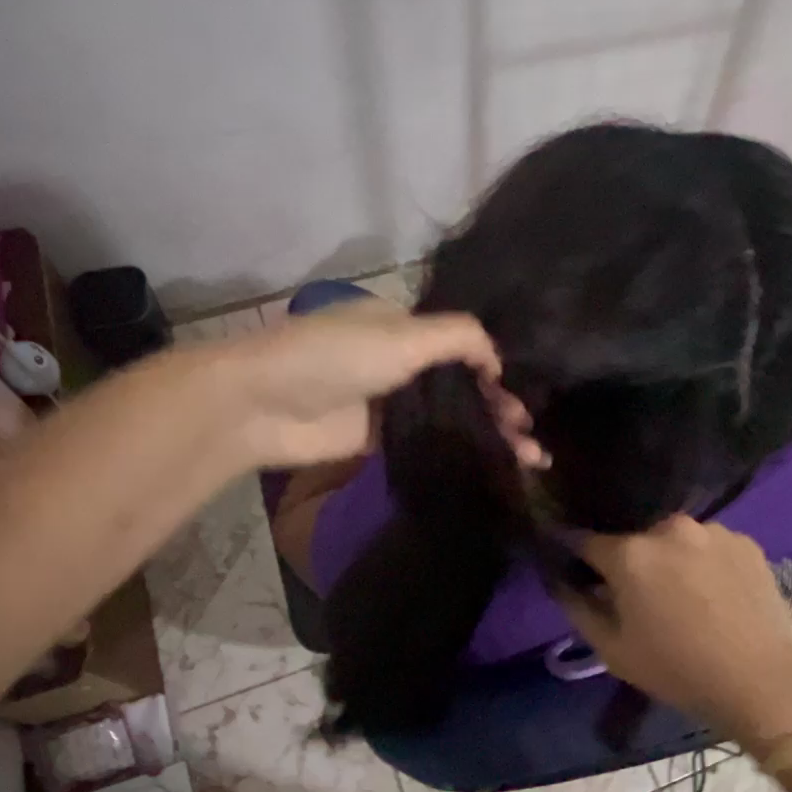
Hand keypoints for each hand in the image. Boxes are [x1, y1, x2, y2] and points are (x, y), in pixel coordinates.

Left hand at [222, 301, 505, 467]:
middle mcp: (401, 359)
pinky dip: (460, 451)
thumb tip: (500, 360)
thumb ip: (459, 338)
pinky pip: (430, 442)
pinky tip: (492, 466)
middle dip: (499, 406)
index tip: (524, 394)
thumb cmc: (334, 357)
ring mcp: (391, 401)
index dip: (496, 368)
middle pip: (462, 383)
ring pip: (451, 415)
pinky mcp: (380, 438)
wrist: (264, 405)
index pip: (464, 344)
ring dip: (488, 433)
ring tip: (526, 457)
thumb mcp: (402, 334)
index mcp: (404, 325)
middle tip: (528, 433)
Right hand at [560, 516, 791, 743]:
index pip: (584, 540)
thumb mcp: (614, 652)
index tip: (576, 570)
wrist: (766, 679)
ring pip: (673, 541)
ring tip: (684, 598)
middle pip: (633, 540)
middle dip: (629, 562)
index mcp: (629, 553)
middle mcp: (667, 528)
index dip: (575, 555)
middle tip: (639, 598)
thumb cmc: (679, 671)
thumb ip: (578, 609)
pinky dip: (703, 563)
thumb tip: (561, 580)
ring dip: (669, 561)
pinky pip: (708, 546)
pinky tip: (715, 595)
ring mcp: (711, 530)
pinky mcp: (744, 541)